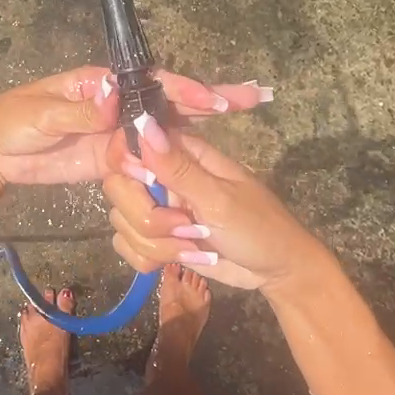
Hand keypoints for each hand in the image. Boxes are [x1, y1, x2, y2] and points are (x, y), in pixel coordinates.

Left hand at [0, 67, 270, 188]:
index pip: (150, 84)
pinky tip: (200, 170)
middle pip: (169, 102)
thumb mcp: (42, 113)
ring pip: (165, 131)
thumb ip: (79, 110)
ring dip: (202, 129)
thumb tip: (115, 99)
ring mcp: (116, 133)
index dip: (183, 90)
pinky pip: (147, 160)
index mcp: (101, 84)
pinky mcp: (111, 160)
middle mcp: (116, 105)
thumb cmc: (14, 120)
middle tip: (255, 95)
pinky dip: (173, 162)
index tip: (214, 101)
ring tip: (242, 120)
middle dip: (211, 98)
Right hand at [102, 130, 324, 291]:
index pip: (129, 143)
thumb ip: (176, 167)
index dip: (125, 164)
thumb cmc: (258, 228)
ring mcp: (158, 207)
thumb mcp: (219, 198)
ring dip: (157, 243)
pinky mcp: (155, 236)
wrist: (276, 272)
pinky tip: (180, 258)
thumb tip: (142, 122)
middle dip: (148, 217)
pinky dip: (149, 258)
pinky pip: (126, 245)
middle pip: (118, 187)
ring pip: (121, 220)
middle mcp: (162, 175)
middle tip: (186, 227)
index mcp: (180, 152)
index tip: (147, 186)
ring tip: (195, 245)